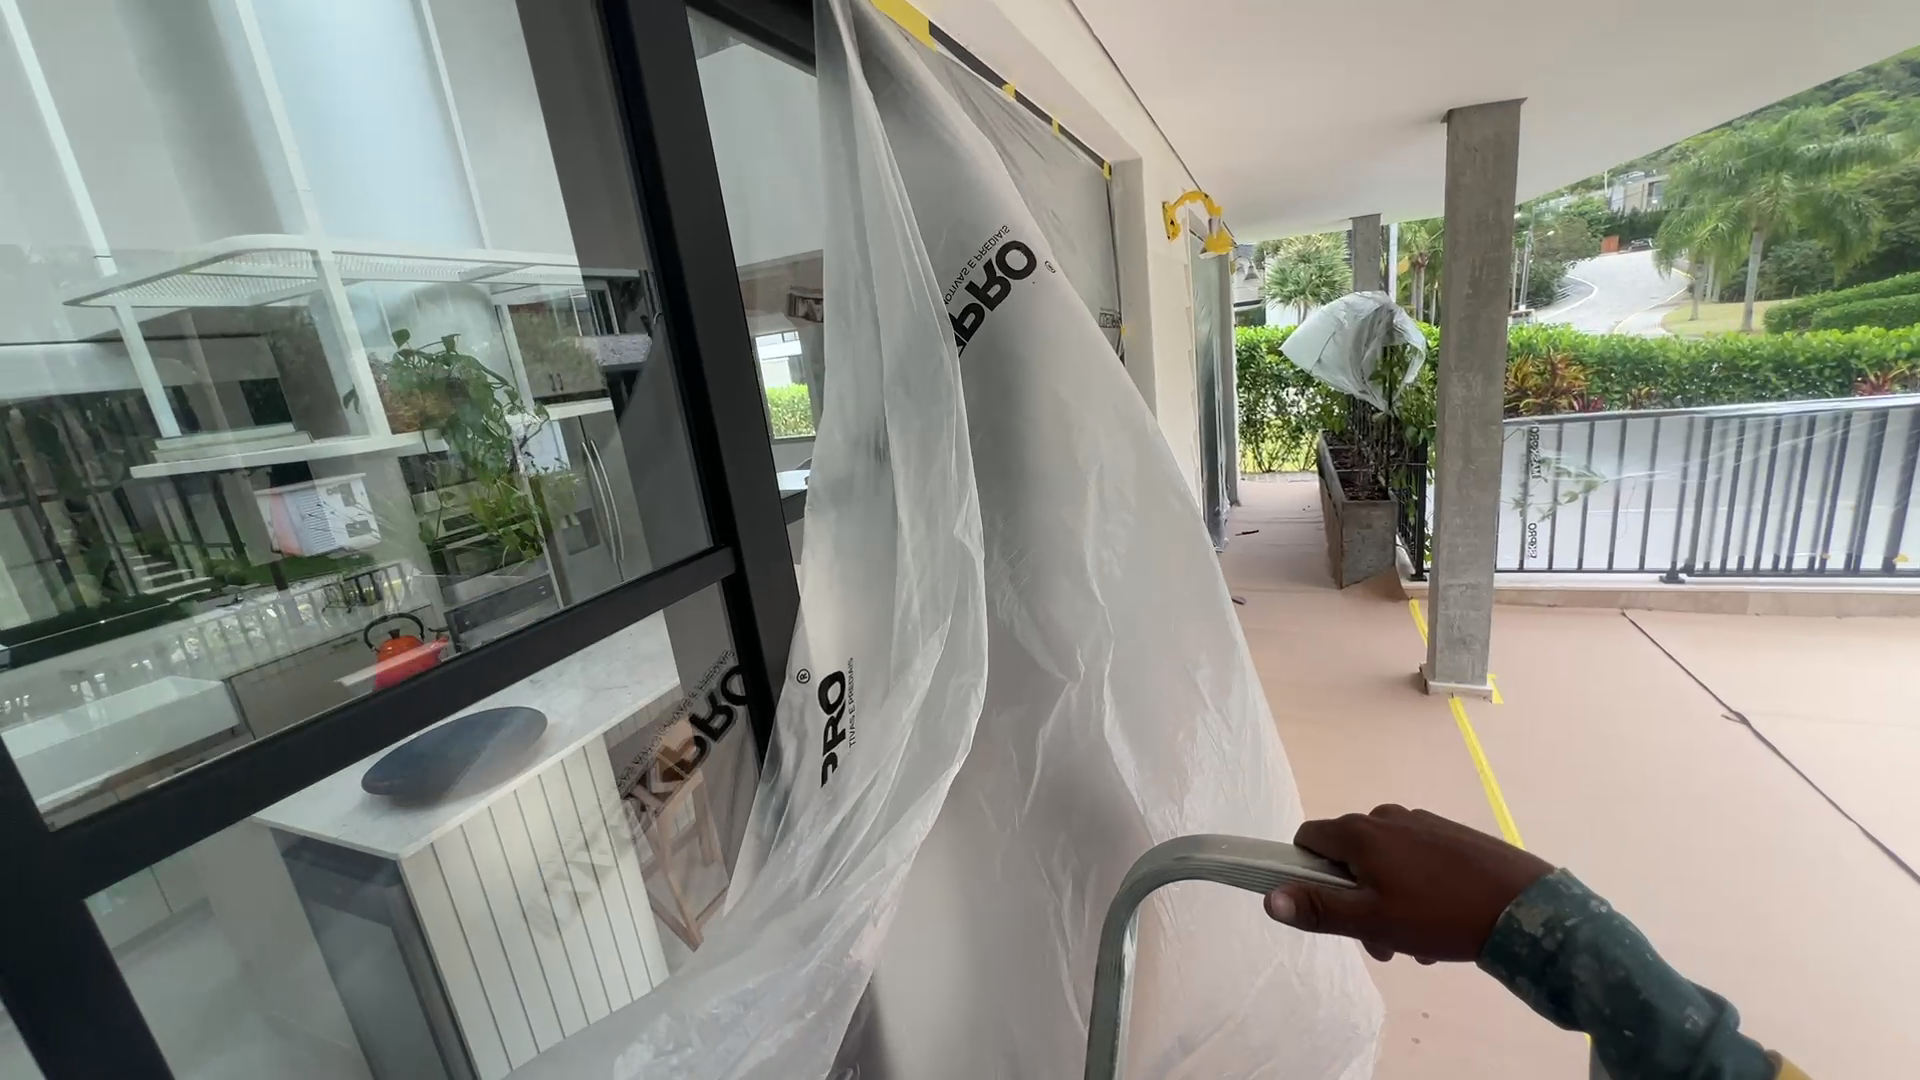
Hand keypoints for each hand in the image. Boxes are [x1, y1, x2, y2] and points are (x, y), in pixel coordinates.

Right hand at [1265, 805, 1552, 963]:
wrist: (1530, 911)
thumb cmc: (1441, 915)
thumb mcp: (1373, 922)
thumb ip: (1318, 909)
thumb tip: (1268, 899)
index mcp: (1358, 832)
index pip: (1307, 838)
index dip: (1310, 873)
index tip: (1334, 906)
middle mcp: (1383, 815)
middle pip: (1347, 852)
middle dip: (1355, 895)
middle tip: (1382, 940)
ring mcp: (1420, 821)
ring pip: (1384, 857)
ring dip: (1387, 893)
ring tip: (1418, 938)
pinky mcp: (1452, 832)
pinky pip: (1416, 854)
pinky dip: (1417, 882)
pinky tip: (1442, 917)